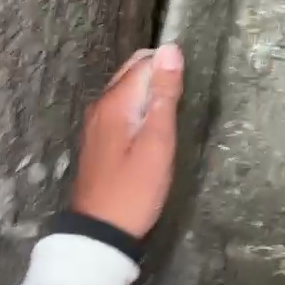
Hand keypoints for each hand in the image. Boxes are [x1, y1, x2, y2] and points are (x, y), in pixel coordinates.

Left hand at [70, 44, 183, 237]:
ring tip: (172, 114)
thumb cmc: (135, 189)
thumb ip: (165, 95)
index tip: (188, 89)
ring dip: (150, 91)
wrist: (99, 235)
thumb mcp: (158, 142)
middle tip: (183, 100)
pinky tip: (153, 127)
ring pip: (127, 88)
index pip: (146, 62)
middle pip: (133, 70)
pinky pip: (121, 106)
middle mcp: (101, 103)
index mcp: (116, 100)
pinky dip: (139, 106)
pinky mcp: (98, 137)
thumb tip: (171, 49)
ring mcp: (96, 121)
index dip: (170, 68)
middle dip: (159, 75)